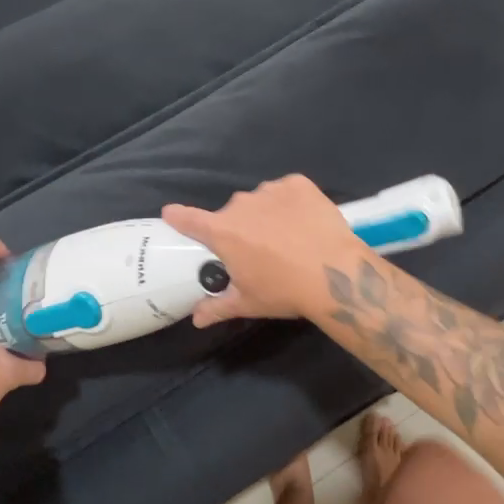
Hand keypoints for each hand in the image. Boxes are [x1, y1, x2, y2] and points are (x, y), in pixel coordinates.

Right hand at [161, 175, 369, 328]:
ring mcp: (271, 190)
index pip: (190, 220)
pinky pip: (287, 190)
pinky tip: (304, 221)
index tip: (170, 213)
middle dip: (240, 228)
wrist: (333, 274)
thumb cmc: (284, 290)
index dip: (178, 216)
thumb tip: (196, 319)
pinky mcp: (299, 184)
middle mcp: (242, 204)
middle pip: (233, 214)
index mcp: (223, 232)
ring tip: (287, 237)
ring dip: (266, 213)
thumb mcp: (248, 302)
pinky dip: (291, 202)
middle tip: (259, 251)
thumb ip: (217, 307)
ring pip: (261, 200)